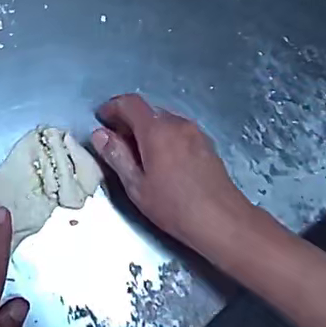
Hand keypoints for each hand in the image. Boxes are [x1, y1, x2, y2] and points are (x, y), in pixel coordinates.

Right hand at [90, 93, 268, 252]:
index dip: (112, 107)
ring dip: (147, 129)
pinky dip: (164, 136)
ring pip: (163, 120)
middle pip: (147, 110)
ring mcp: (195, 132)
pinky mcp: (207, 144)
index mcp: (156, 130)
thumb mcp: (136, 186)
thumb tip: (100, 134)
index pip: (129, 102)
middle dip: (128, 120)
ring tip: (139, 154)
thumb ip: (116, 155)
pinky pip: (178, 130)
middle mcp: (177, 124)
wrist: (225, 223)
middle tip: (117, 141)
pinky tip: (163, 161)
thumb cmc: (175, 207)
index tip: (102, 120)